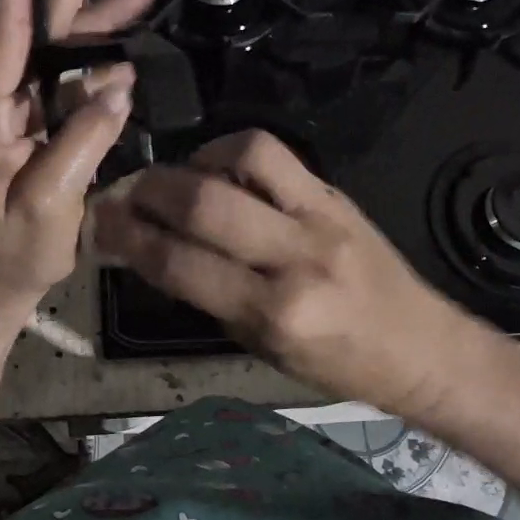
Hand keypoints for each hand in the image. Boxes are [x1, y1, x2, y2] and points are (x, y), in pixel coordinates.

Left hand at [0, 0, 155, 310]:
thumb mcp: (48, 204)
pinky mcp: (36, 118)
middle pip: (36, 15)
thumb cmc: (15, 251)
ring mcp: (17, 105)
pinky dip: (102, 61)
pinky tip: (130, 46)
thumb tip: (115, 84)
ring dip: (100, 11)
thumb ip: (81, 142)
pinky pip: (71, 78)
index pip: (4, 22)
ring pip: (60, 42)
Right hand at [93, 130, 465, 411]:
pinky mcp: (336, 195)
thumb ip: (206, 295)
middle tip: (121, 195)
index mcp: (274, 315)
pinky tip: (217, 170)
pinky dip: (231, 154)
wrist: (422, 348)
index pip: (181, 265)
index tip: (97, 225)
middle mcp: (297, 259)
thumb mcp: (260, 347)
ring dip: (192, 162)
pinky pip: (275, 155)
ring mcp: (321, 219)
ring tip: (175, 180)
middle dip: (148, 193)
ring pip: (242, 160)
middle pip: (204, 204)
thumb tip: (150, 250)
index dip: (129, 239)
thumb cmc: (335, 365)